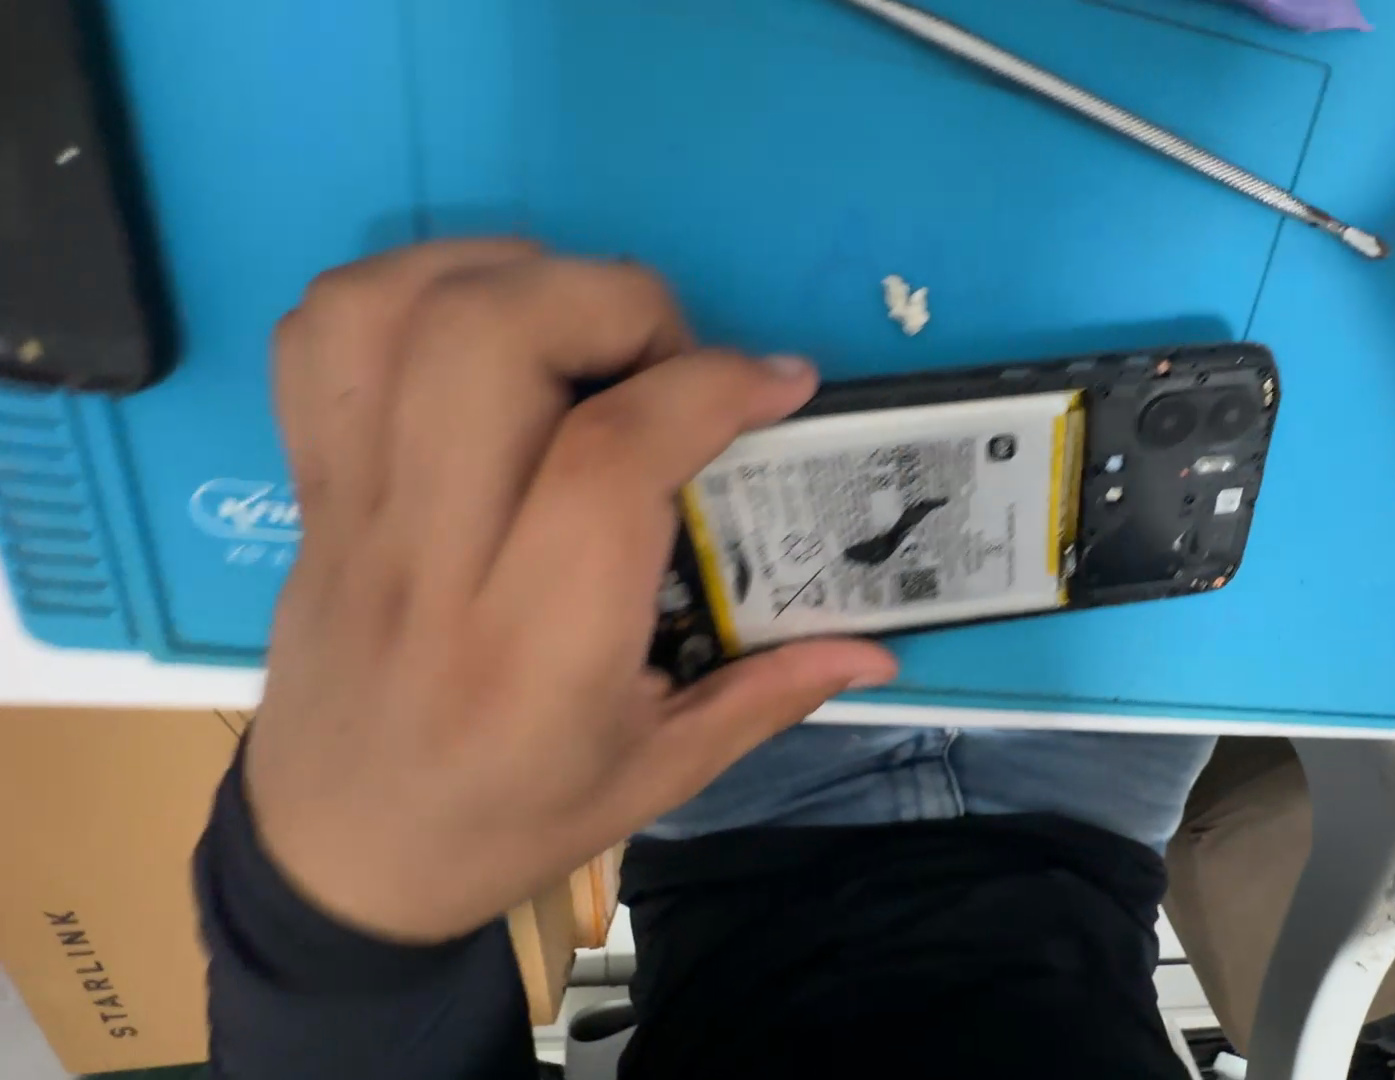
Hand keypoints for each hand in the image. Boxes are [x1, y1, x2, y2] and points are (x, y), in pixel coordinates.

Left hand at [246, 241, 896, 942]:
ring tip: (599, 327)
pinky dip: (424, 287)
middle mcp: (435, 554)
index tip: (783, 384)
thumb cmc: (518, 815)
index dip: (712, 389)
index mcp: (539, 639)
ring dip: (524, 278)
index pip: (613, 458)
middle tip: (683, 356)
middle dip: (619, 305)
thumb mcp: (666, 771)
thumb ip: (776, 693)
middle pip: (494, 343)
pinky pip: (329, 333)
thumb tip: (882, 647)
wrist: (340, 857)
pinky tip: (499, 325)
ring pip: (403, 315)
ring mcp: (354, 509)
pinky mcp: (314, 488)